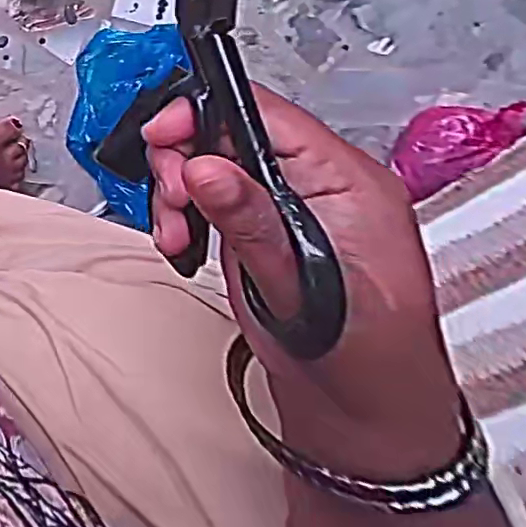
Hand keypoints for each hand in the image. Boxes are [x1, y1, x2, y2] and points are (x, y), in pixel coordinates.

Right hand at [143, 87, 465, 482]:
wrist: (361, 413)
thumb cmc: (362, 363)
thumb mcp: (302, 290)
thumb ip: (252, 223)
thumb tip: (206, 167)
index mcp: (348, 184)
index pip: (261, 112)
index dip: (201, 114)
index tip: (162, 137)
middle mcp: (316, 184)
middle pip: (223, 130)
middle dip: (180, 160)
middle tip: (173, 198)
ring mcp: (285, 201)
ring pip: (204, 159)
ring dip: (173, 190)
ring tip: (176, 229)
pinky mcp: (258, 218)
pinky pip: (202, 189)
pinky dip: (177, 210)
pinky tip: (179, 237)